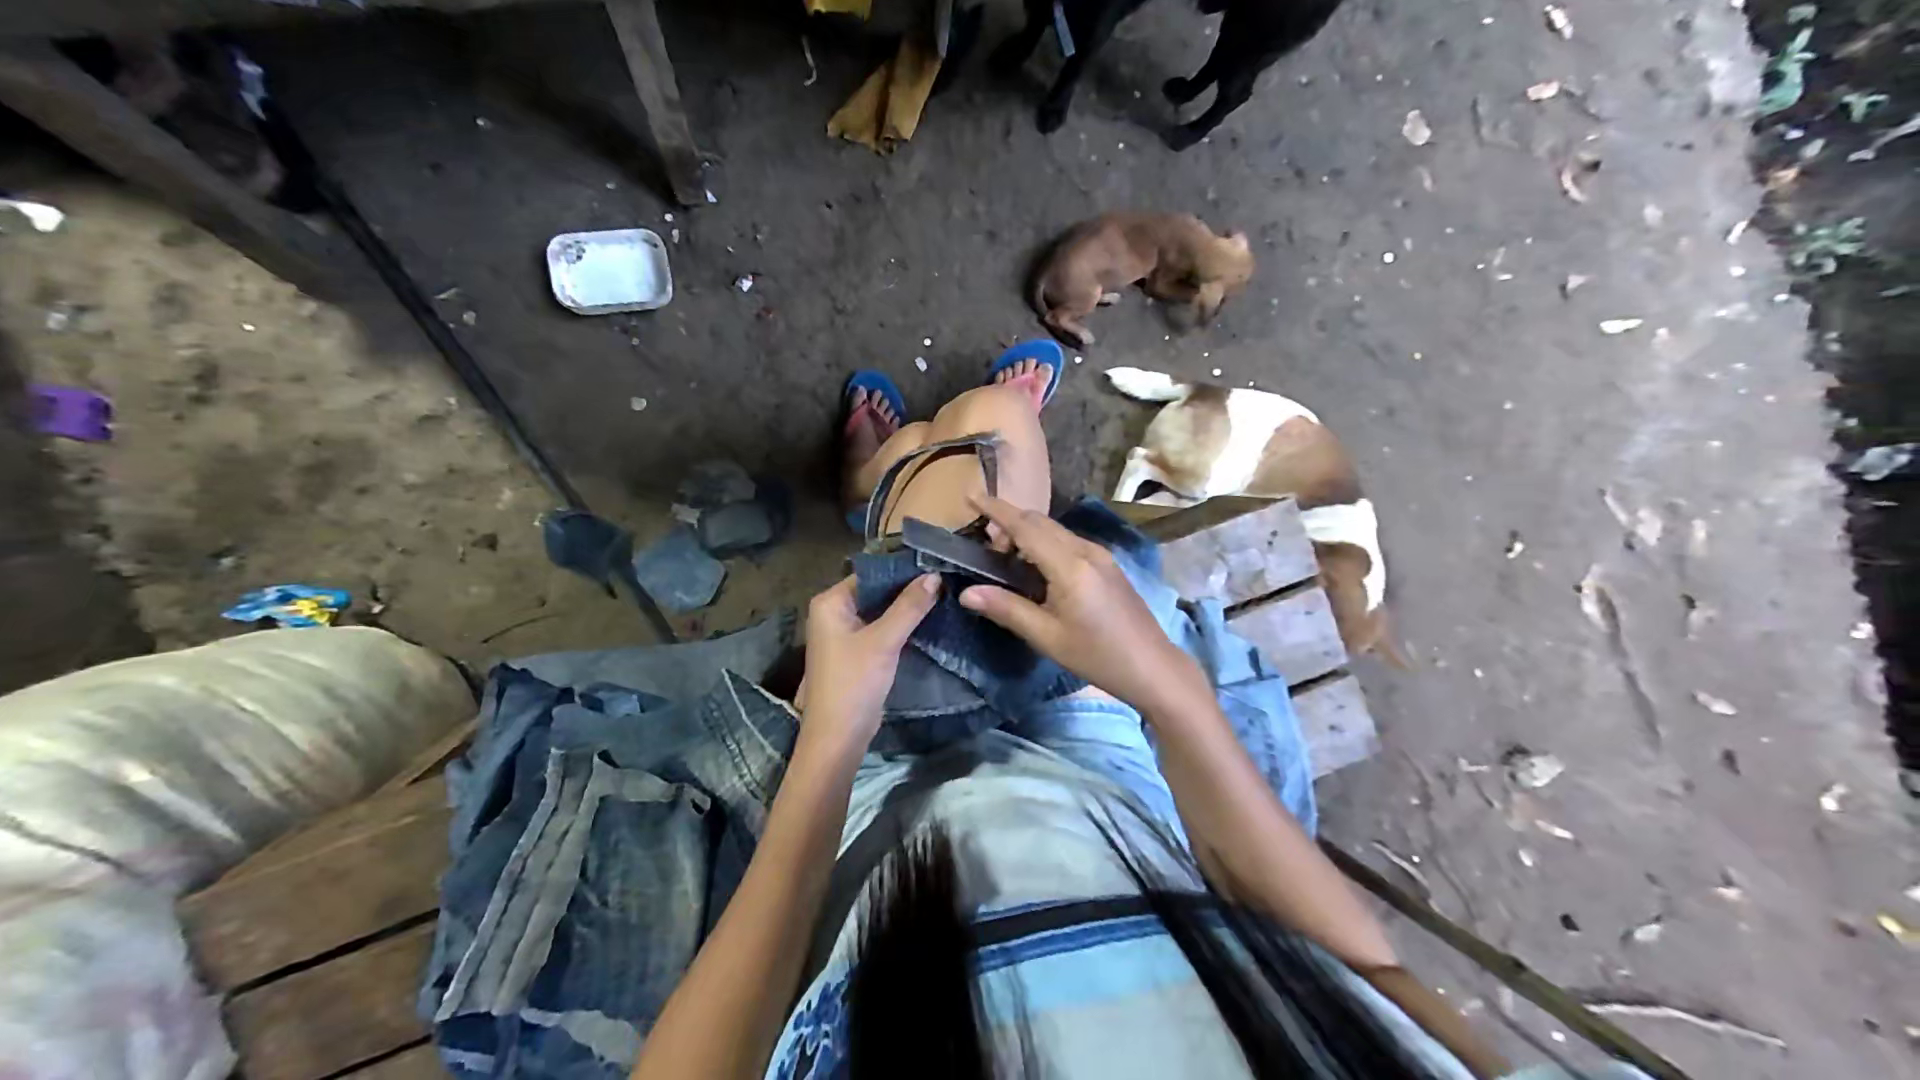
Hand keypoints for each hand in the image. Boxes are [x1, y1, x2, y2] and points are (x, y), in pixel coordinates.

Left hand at [795, 574, 939, 747]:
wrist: (838, 737)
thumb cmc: (854, 683)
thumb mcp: (884, 641)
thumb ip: (909, 607)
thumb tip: (935, 575)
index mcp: (830, 602)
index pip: (871, 573)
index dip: (902, 570)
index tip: (936, 565)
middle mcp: (833, 612)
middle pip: (876, 591)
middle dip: (907, 589)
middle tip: (945, 581)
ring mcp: (843, 633)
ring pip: (880, 611)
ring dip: (906, 608)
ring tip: (943, 597)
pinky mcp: (855, 652)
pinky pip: (880, 629)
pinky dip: (900, 626)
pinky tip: (927, 622)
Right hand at [958, 495, 1205, 711]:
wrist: (1152, 666)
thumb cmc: (1096, 655)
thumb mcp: (1046, 636)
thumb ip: (1006, 609)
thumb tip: (967, 593)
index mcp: (1069, 565)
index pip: (1025, 526)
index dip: (996, 509)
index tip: (970, 496)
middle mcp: (1086, 550)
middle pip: (1040, 521)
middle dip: (1009, 523)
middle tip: (985, 548)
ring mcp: (1100, 555)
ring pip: (1055, 530)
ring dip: (1027, 534)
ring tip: (1006, 560)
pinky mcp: (1107, 564)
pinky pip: (1068, 541)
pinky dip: (1044, 543)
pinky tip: (1037, 569)